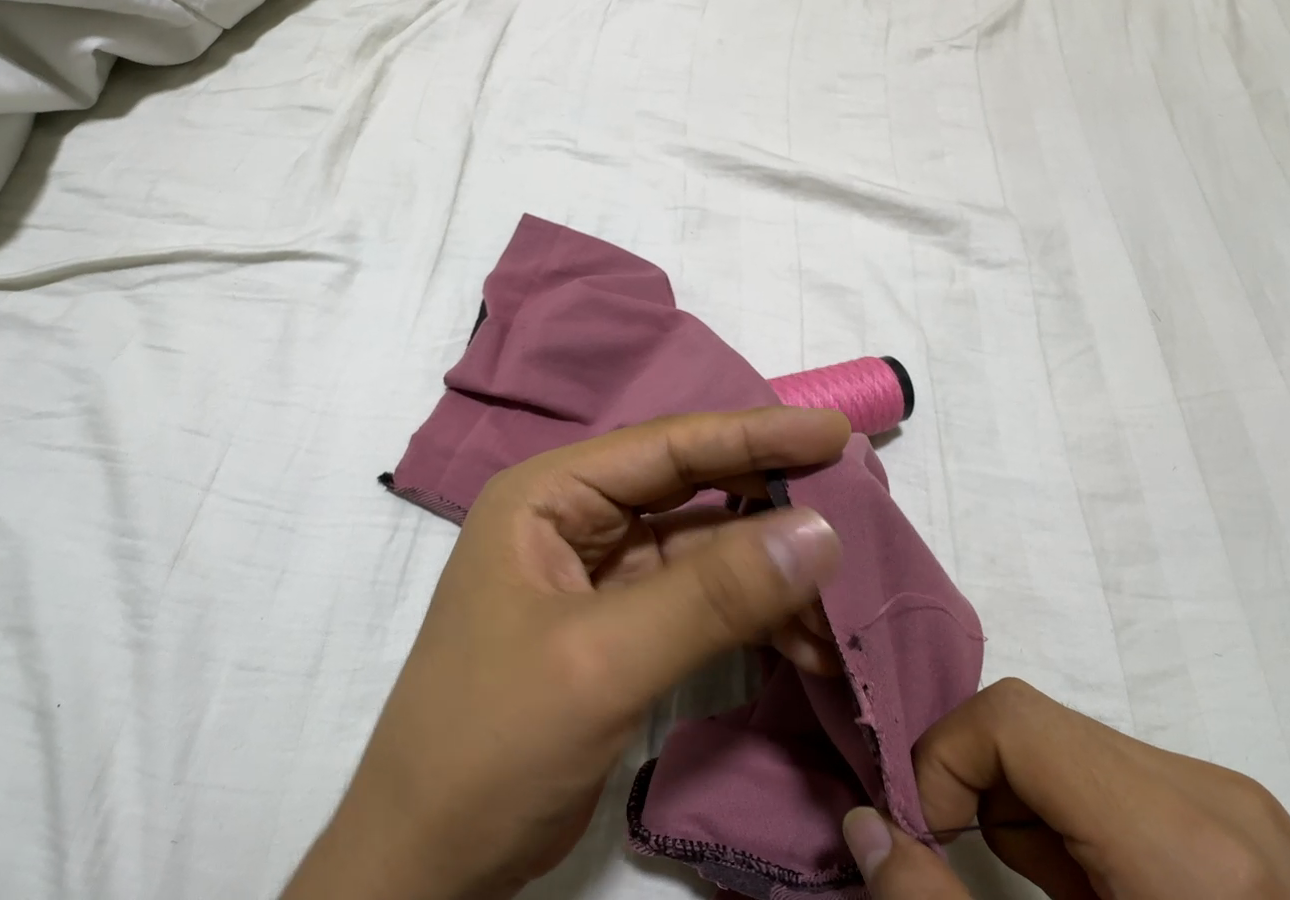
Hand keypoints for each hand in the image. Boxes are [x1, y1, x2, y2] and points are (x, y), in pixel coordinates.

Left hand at [283, 407, 852, 899]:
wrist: (432, 854)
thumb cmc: (494, 738)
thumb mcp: (604, 658)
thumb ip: (713, 594)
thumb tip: (822, 530)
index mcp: (547, 497)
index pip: (666, 447)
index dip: (754, 435)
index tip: (838, 435)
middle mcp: (572, 522)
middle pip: (691, 492)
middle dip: (772, 505)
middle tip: (858, 509)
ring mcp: (597, 578)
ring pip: (703, 553)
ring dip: (771, 576)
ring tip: (845, 606)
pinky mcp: (619, 632)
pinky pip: (699, 605)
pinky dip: (752, 620)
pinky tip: (807, 645)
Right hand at [840, 679, 1289, 899]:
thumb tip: (864, 825)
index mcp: (1182, 843)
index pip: (1012, 719)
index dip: (942, 762)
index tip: (927, 839)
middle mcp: (1215, 795)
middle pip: (1033, 726)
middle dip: (979, 793)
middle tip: (988, 878)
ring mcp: (1234, 800)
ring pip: (1064, 744)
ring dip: (1024, 809)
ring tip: (1062, 899)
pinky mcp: (1235, 813)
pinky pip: (1105, 770)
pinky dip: (1069, 816)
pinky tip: (1098, 891)